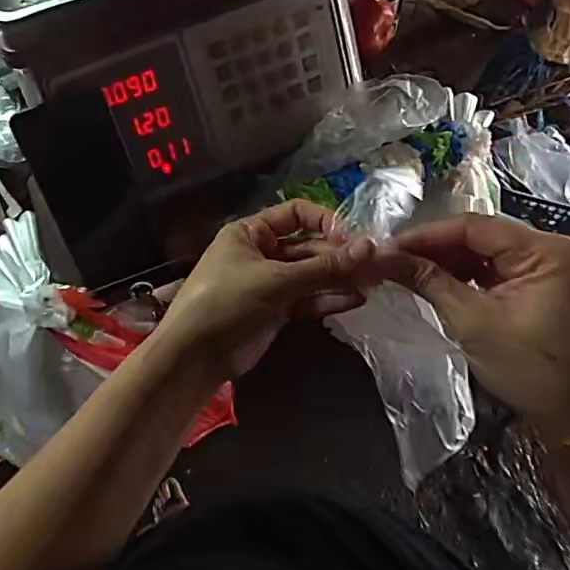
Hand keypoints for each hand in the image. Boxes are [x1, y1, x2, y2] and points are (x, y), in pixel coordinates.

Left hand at [152, 200, 380, 379]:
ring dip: (338, 278)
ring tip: (372, 283)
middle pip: (307, 246)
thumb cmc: (226, 303)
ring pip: (310, 275)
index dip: (324, 221)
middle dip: (339, 255)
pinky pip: (306, 299)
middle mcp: (260, 252)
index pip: (295, 213)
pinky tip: (355, 300)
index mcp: (250, 232)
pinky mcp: (275, 310)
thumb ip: (323, 267)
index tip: (352, 239)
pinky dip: (327, 299)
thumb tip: (369, 247)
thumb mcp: (275, 281)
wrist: (195, 356)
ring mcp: (268, 282)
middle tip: (374, 266)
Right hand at [383, 214, 569, 443]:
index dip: (426, 234)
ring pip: (484, 252)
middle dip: (433, 248)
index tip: (389, 247)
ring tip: (406, 270)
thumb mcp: (473, 322)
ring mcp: (550, 268)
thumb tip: (388, 259)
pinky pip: (494, 270)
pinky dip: (464, 275)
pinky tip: (435, 282)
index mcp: (548, 251)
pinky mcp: (542, 287)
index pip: (475, 226)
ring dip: (446, 261)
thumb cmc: (533, 370)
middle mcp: (554, 250)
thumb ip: (430, 282)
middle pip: (479, 236)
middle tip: (392, 259)